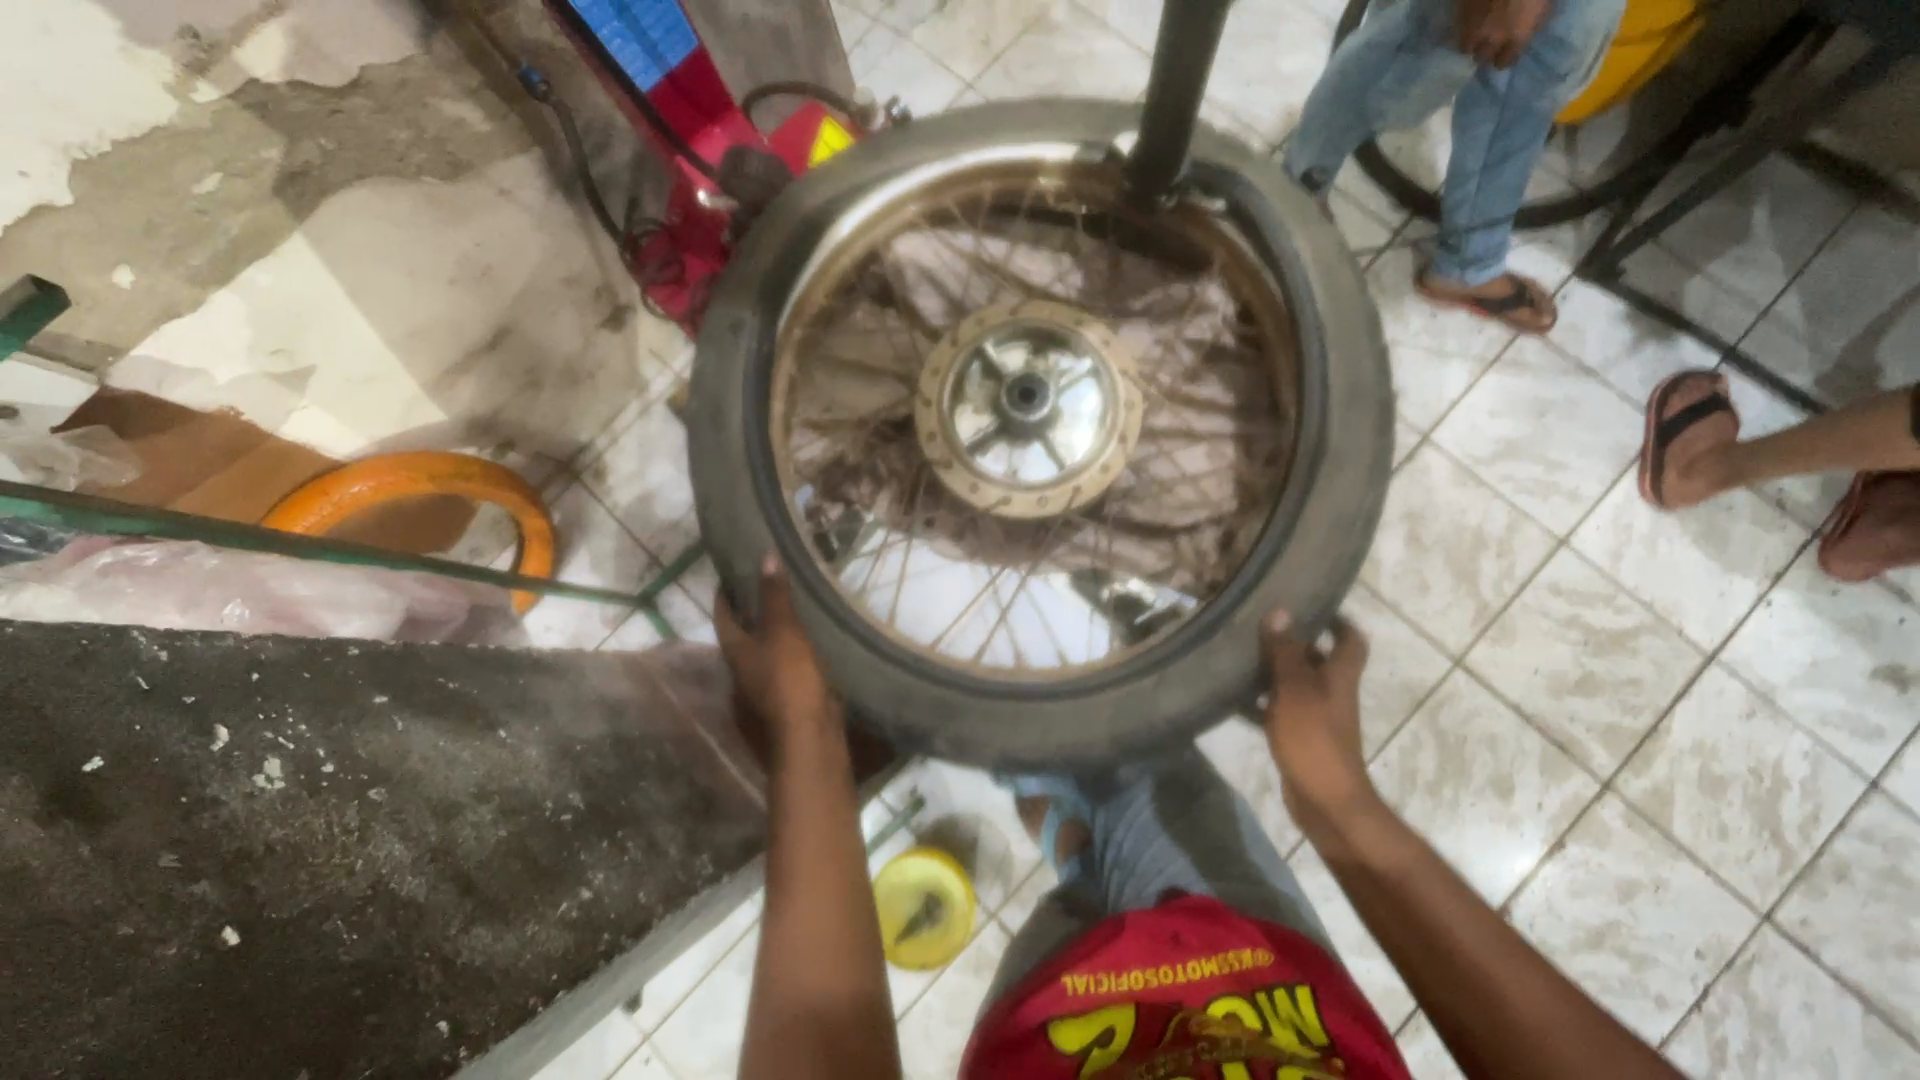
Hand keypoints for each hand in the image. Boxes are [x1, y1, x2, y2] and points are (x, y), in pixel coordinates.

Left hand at [715, 555, 837, 732]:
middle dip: (749, 612)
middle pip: (740, 635)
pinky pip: (782, 667)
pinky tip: (807, 643)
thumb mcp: (783, 630)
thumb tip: (765, 555)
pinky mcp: (784, 699)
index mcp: (735, 651)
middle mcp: (742, 669)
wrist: (808, 733)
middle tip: (765, 586)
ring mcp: (762, 688)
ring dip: (770, 634)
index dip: (725, 594)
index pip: (723, 615)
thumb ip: (775, 595)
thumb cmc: (789, 677)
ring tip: (789, 611)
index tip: (731, 573)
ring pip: (761, 652)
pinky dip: (789, 652)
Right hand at [1260, 610, 1381, 841]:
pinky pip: (1277, 710)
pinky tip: (1231, 698)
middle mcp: (1331, 692)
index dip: (1338, 621)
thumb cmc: (1314, 739)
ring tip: (1237, 654)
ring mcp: (1315, 716)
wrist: (1325, 800)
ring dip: (1271, 671)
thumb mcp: (1295, 690)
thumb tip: (1280, 611)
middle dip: (1292, 642)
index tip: (1312, 603)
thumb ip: (1285, 652)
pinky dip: (1259, 703)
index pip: (1350, 640)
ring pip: (1293, 684)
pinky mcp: (1298, 737)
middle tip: (1258, 625)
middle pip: (1316, 659)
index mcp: (1339, 676)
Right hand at [1456, 0, 1550, 68]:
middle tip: (1489, 42)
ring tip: (1476, 32)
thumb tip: (1524, 33)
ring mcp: (1472, 28)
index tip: (1506, 52)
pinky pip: (1456, 31)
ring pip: (1465, 47)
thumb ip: (1532, 22)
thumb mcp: (1543, 4)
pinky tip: (1469, 20)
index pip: (1505, 62)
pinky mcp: (1459, 17)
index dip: (1505, 57)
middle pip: (1482, 58)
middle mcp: (1492, 38)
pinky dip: (1462, 28)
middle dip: (1486, 51)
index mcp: (1518, 35)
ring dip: (1471, 42)